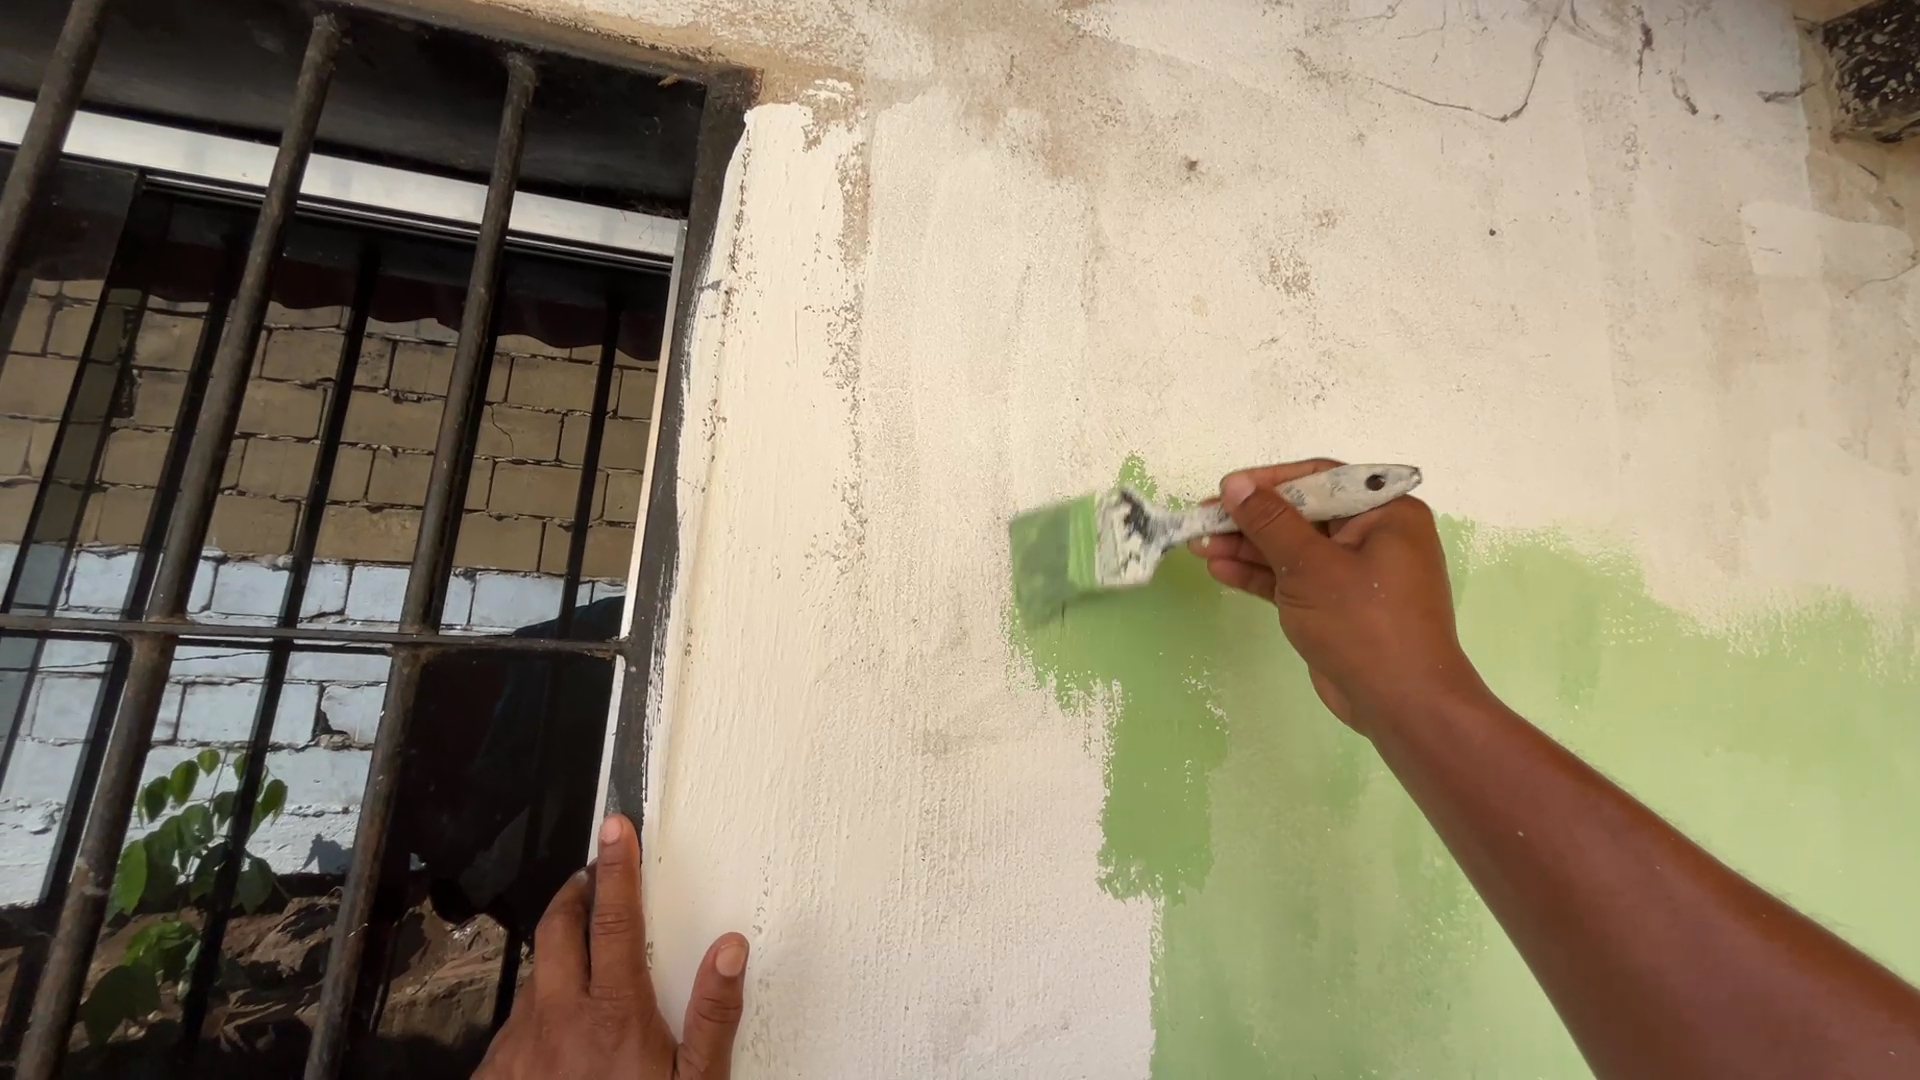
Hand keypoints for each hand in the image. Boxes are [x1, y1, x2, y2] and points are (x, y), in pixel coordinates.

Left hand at [476, 814, 748, 1079]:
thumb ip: (713, 1014)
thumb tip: (731, 948)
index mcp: (612, 1014)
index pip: (614, 918)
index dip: (617, 865)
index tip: (616, 827)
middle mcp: (557, 1021)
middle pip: (560, 928)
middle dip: (577, 890)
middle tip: (593, 874)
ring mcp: (518, 1051)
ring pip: (534, 975)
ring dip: (557, 950)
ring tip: (581, 957)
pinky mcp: (493, 1079)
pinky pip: (513, 1024)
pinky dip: (537, 1007)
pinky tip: (556, 1029)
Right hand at [1187, 459, 1483, 733]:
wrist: (1400, 703)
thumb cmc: (1363, 622)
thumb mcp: (1310, 565)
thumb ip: (1269, 521)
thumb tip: (1235, 485)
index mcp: (1385, 513)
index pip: (1320, 479)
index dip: (1268, 482)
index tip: (1225, 489)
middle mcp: (1372, 536)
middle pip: (1299, 514)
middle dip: (1249, 520)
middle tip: (1202, 521)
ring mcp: (1351, 572)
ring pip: (1290, 548)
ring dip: (1245, 548)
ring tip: (1200, 547)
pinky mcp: (1332, 603)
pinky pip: (1291, 578)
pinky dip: (1258, 575)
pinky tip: (1221, 571)